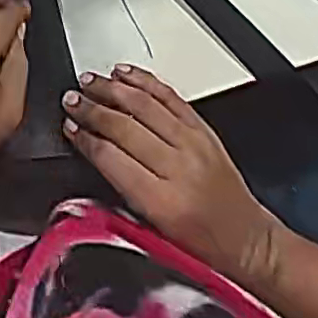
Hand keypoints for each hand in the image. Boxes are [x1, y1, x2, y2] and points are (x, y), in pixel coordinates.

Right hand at [62, 64, 285, 286]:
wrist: (248, 241)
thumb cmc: (202, 244)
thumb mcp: (152, 230)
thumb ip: (120, 191)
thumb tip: (90, 152)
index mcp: (162, 201)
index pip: (111, 158)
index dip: (84, 138)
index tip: (69, 126)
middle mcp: (179, 168)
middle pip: (124, 125)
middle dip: (90, 109)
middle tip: (71, 99)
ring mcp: (194, 144)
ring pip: (144, 103)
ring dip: (110, 88)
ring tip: (88, 80)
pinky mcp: (203, 129)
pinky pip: (170, 95)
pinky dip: (144, 80)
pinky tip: (124, 72)